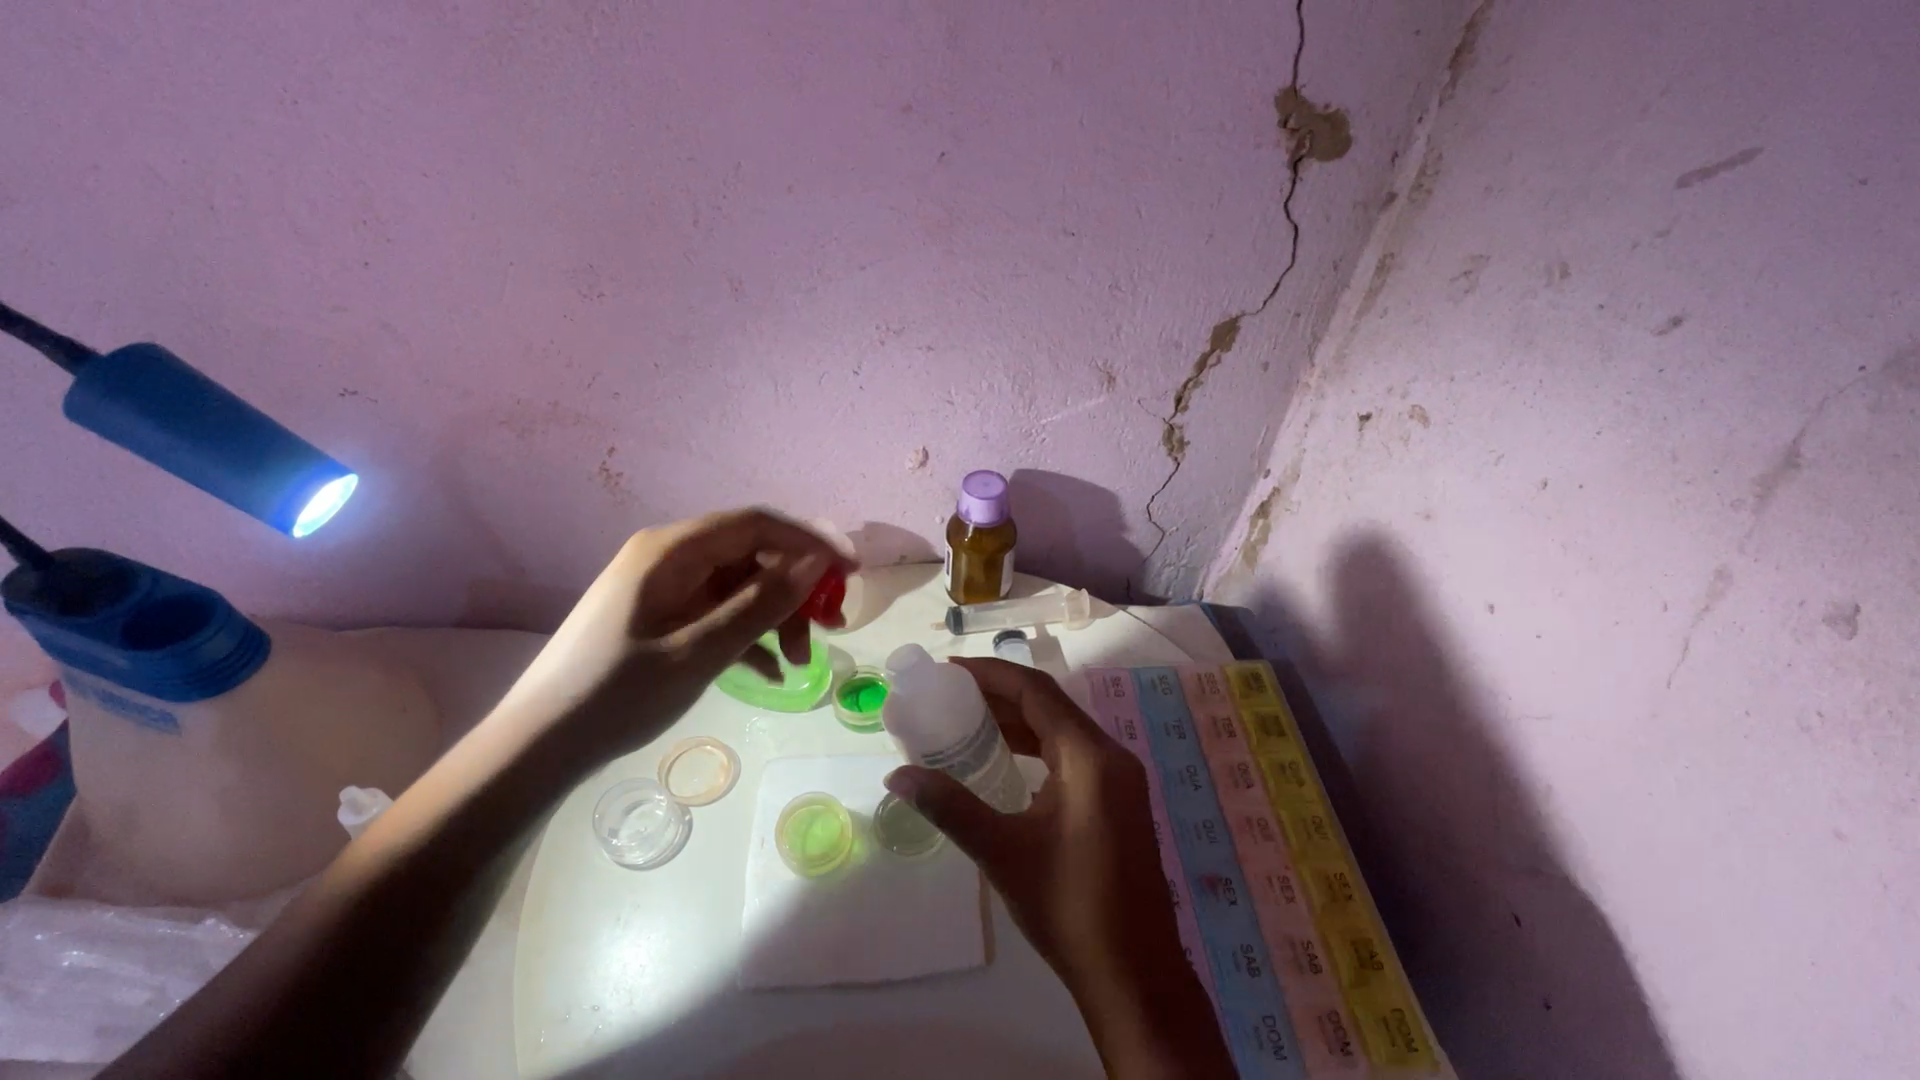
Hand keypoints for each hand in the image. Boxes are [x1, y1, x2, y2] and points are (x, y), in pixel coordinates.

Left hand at [491, 508, 852, 768]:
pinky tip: (768, 674)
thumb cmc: (616, 694)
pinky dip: (748, 637)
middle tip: (830, 629)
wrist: (538, 746)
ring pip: (739, 588)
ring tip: (799, 663)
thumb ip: (760, 605)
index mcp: (671, 551)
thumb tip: (816, 564)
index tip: (851, 572)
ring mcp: (664, 591)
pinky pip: (718, 615)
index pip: (757, 524)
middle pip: (752, 556)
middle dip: (796, 589)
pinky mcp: (661, 621)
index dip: (810, 541)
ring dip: (776, 618)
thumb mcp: (698, 651)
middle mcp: (669, 560)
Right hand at [884, 658, 1232, 1077]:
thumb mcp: (1003, 852)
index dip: (990, 674)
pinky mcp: (1118, 802)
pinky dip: (1036, 748)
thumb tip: (897, 776)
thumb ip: (949, 806)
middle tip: (947, 696)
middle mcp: (1111, 756)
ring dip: (1017, 722)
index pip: (1036, 692)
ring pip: (1062, 731)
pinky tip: (1003, 762)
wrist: (1134, 973)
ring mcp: (1119, 780)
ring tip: (965, 723)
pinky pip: (1072, 756)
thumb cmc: (1068, 907)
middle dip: (999, 695)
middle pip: (1050, 705)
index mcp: (1090, 757)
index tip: (946, 671)